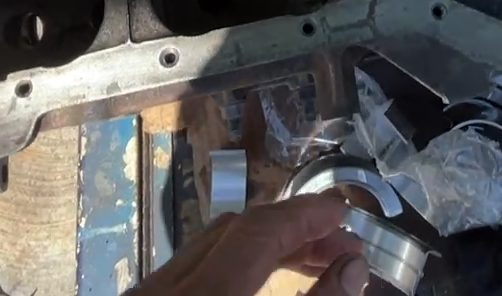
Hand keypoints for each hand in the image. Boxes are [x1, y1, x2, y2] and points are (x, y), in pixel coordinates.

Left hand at [130, 195, 368, 295]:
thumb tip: (354, 264)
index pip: (258, 231)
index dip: (305, 216)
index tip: (344, 214)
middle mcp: (166, 288)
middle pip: (235, 231)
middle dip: (293, 229)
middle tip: (341, 244)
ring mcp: (148, 293)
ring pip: (212, 245)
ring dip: (267, 243)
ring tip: (315, 260)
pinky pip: (194, 265)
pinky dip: (237, 260)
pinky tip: (266, 274)